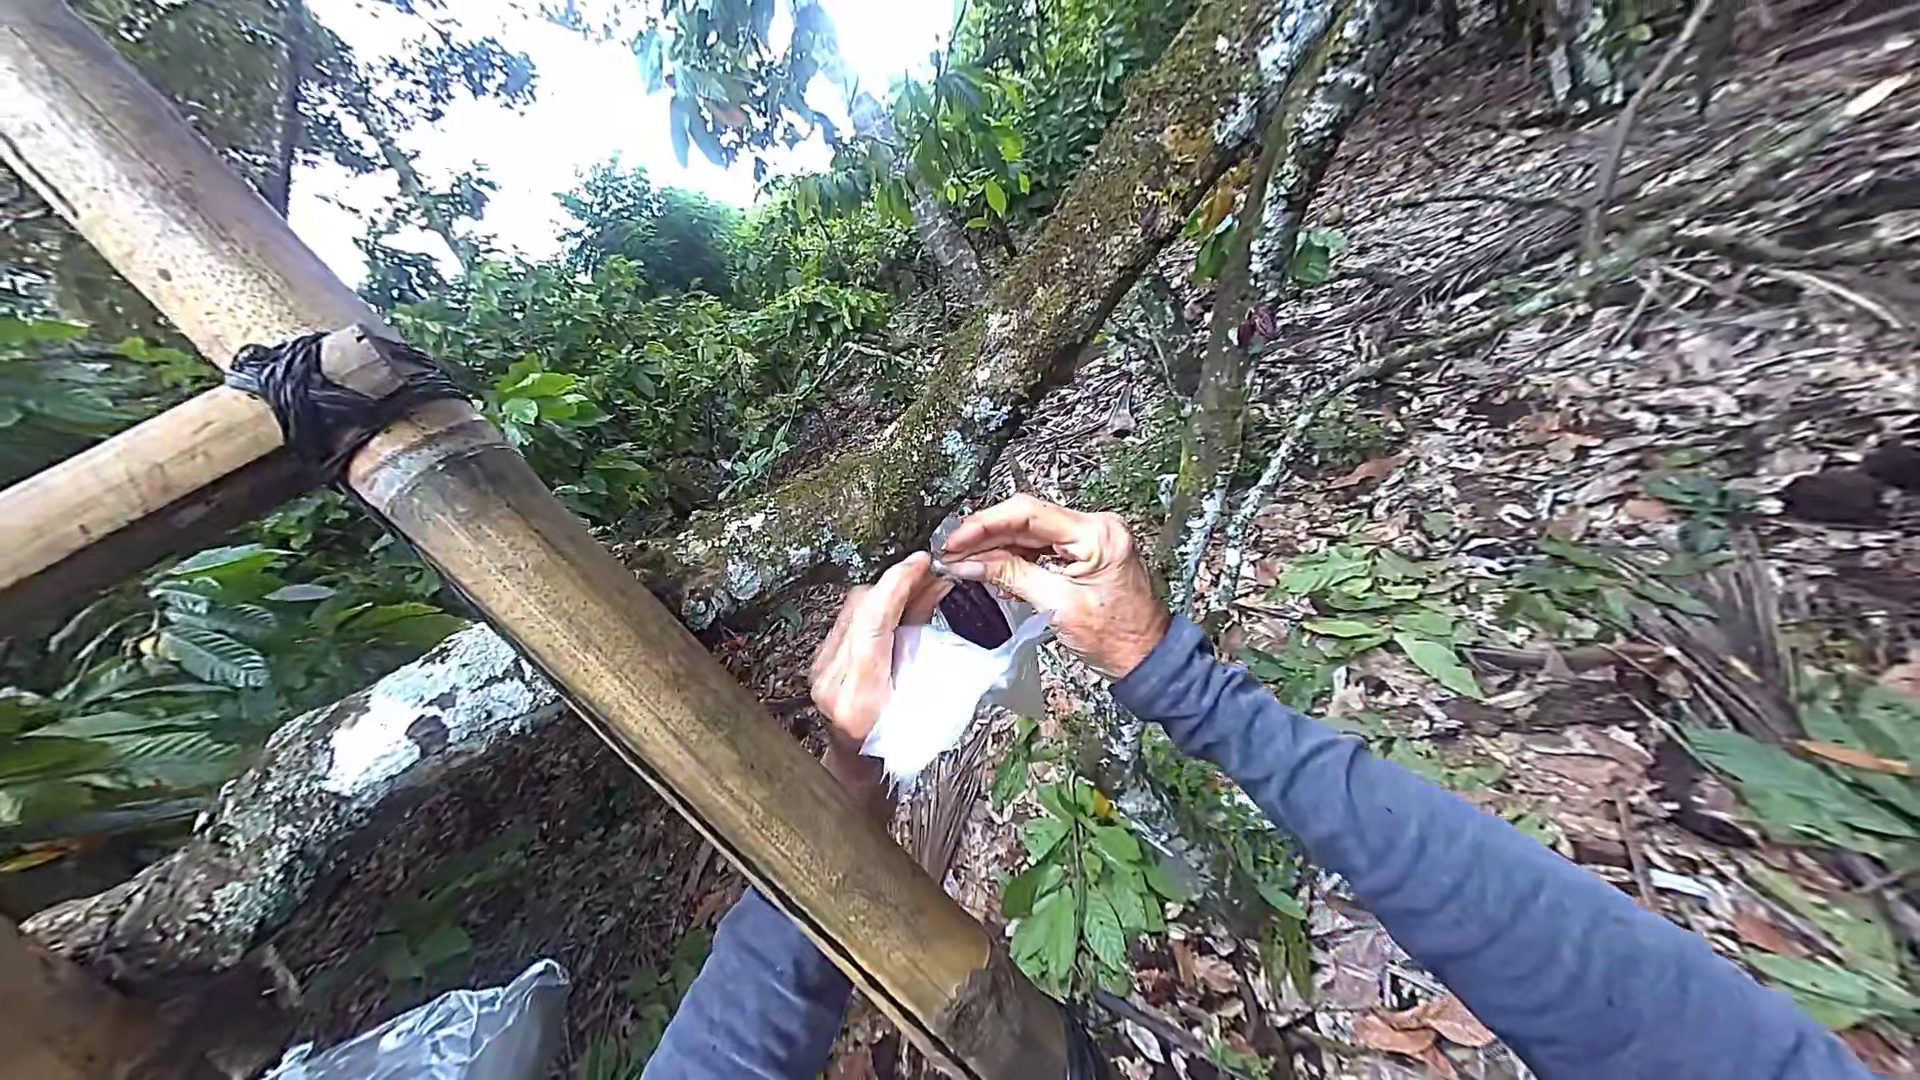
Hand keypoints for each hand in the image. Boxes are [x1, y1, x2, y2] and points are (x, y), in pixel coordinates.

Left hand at [809, 552, 949, 810]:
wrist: (860, 767)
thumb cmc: (900, 744)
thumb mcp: (926, 698)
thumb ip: (923, 639)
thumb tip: (934, 589)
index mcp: (861, 695)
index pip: (873, 622)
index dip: (898, 584)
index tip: (920, 562)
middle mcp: (832, 680)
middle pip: (861, 607)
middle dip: (896, 582)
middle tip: (926, 572)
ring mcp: (820, 670)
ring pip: (852, 607)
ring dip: (886, 593)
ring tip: (916, 586)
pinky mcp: (819, 662)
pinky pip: (847, 619)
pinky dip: (874, 606)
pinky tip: (895, 605)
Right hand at [939, 494, 1169, 678]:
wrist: (1148, 659)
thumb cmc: (1117, 639)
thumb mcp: (1057, 606)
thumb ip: (1011, 576)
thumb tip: (969, 562)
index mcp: (1097, 534)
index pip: (1028, 513)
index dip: (985, 524)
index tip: (956, 540)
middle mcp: (1096, 526)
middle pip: (1026, 519)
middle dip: (986, 535)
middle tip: (952, 552)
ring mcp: (1090, 537)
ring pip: (1030, 532)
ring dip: (996, 546)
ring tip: (964, 561)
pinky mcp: (1084, 551)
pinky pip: (1041, 546)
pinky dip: (1014, 557)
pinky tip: (991, 568)